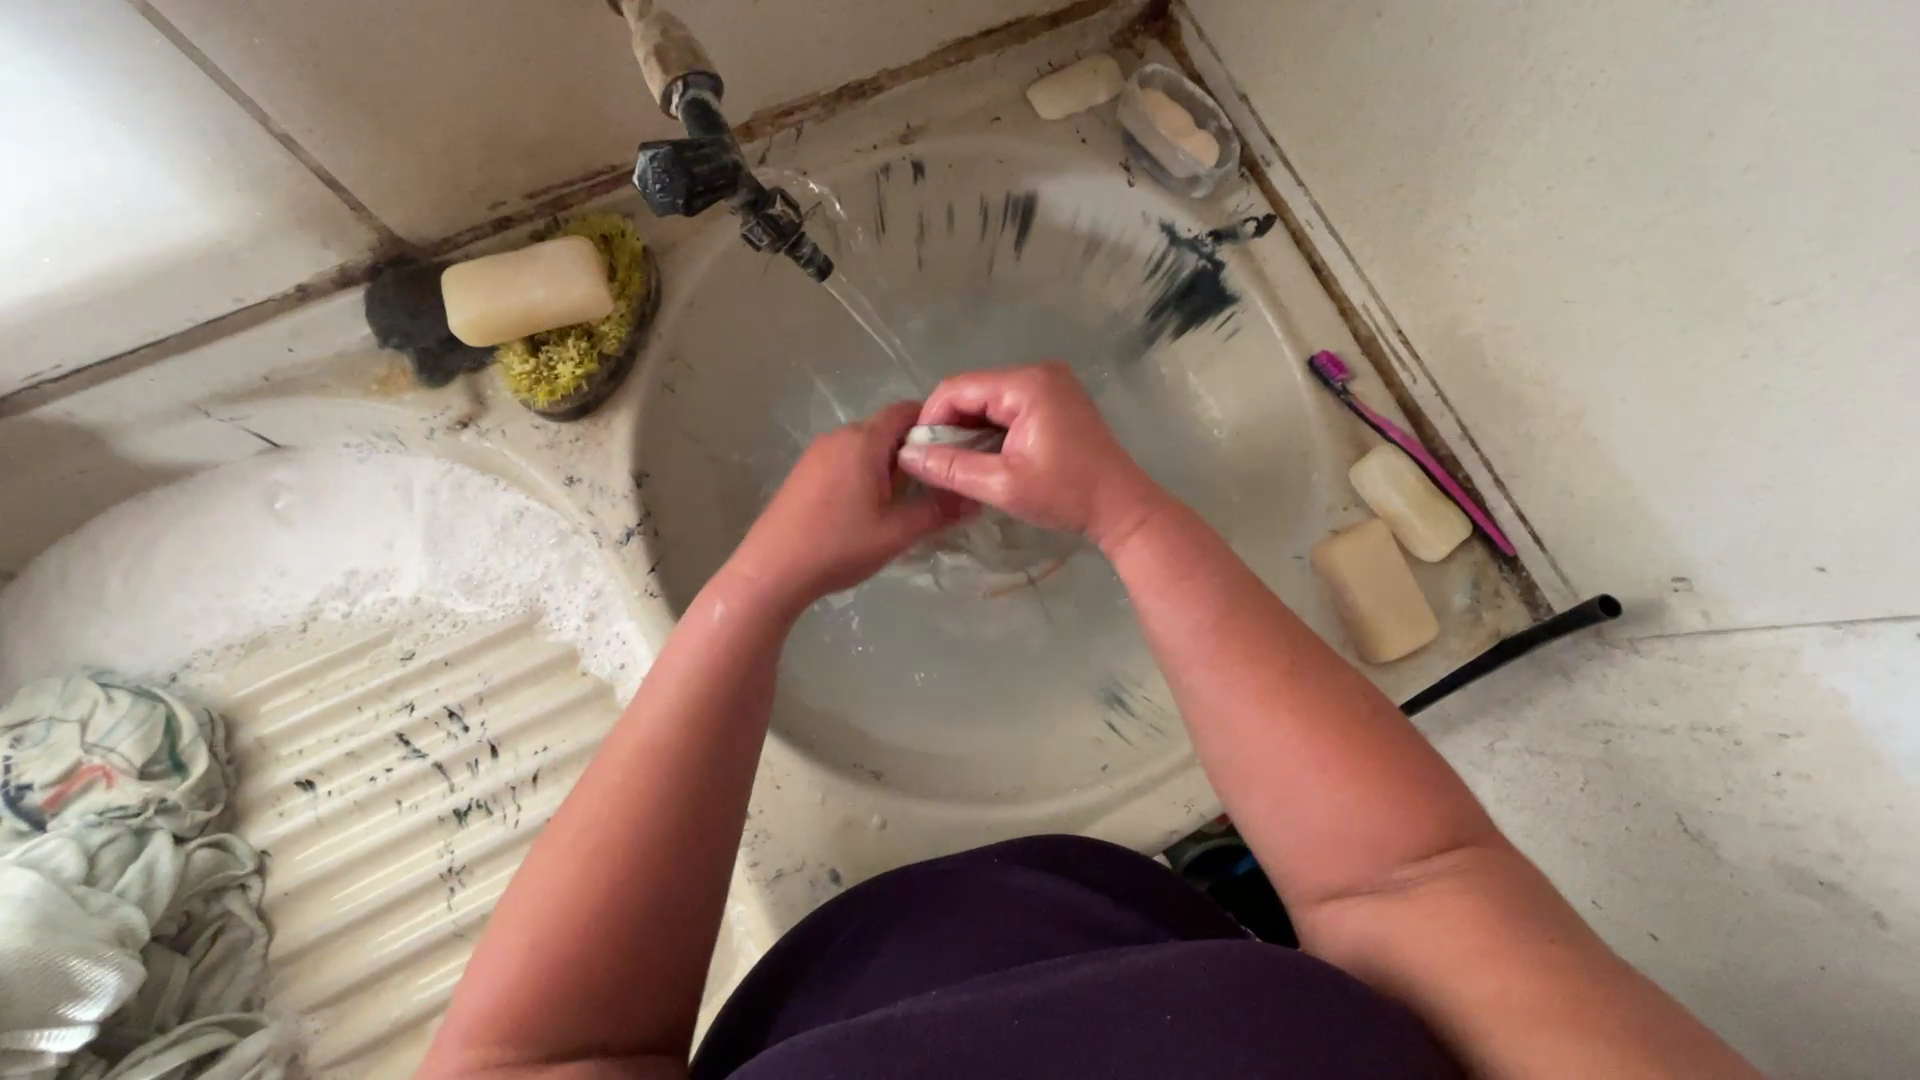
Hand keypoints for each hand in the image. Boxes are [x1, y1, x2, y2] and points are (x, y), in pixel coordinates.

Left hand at [726, 401, 972, 612]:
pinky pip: (846, 460)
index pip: (907, 410)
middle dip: (914, 451)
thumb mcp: (897, 532)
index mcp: (863, 441)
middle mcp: (839, 436)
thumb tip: (975, 500)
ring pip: (866, 446)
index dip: (935, 424)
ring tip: (902, 503)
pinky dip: (865, 474)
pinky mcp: (804, 472)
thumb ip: (938, 511)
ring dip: (889, 466)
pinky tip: (867, 510)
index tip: (953, 453)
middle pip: (887, 429)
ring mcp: (817, 453)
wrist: (771, 571)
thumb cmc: (838, 546)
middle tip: (934, 487)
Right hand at [894, 362, 1169, 550]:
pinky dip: (992, 432)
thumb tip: (906, 456)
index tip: (918, 455)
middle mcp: (1039, 373)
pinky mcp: (1057, 401)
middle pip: (973, 392)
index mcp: (1027, 384)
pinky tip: (984, 459)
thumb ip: (951, 468)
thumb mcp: (1003, 485)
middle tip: (936, 465)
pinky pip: (1009, 408)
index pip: (957, 388)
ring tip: (957, 466)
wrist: (1122, 508)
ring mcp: (1051, 385)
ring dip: (970, 431)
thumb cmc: (1066, 496)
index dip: (931, 419)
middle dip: (950, 427)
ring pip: (989, 401)